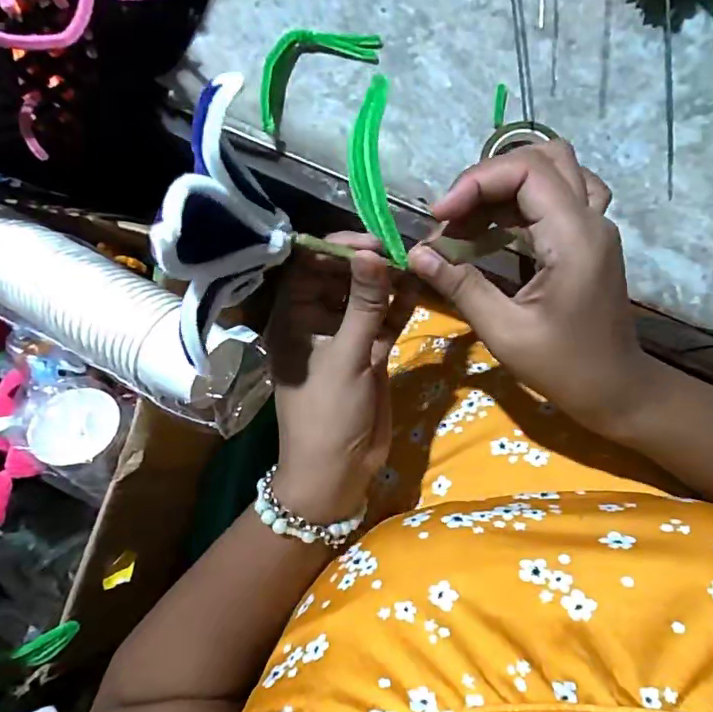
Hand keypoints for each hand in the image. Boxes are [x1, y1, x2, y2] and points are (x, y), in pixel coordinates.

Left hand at [266, 232, 416, 525]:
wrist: (337, 471)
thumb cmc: (328, 413)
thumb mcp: (347, 356)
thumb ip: (364, 304)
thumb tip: (372, 252)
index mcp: (292, 318)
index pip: (308, 266)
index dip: (337, 248)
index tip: (373, 240)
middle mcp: (315, 322)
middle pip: (341, 278)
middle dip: (369, 262)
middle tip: (402, 251)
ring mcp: (344, 338)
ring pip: (366, 299)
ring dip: (388, 283)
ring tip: (417, 263)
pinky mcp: (368, 354)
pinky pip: (383, 322)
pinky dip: (399, 307)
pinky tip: (420, 288)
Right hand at [408, 140, 658, 433]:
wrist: (616, 389)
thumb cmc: (563, 367)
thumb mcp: (505, 331)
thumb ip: (462, 285)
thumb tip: (418, 254)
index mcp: (574, 238)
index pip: (527, 170)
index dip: (476, 181)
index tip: (441, 215)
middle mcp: (592, 220)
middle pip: (542, 158)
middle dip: (489, 179)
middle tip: (455, 217)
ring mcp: (597, 227)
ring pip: (556, 171)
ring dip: (509, 186)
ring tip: (472, 221)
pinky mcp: (592, 240)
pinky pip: (563, 196)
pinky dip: (526, 201)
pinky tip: (500, 231)